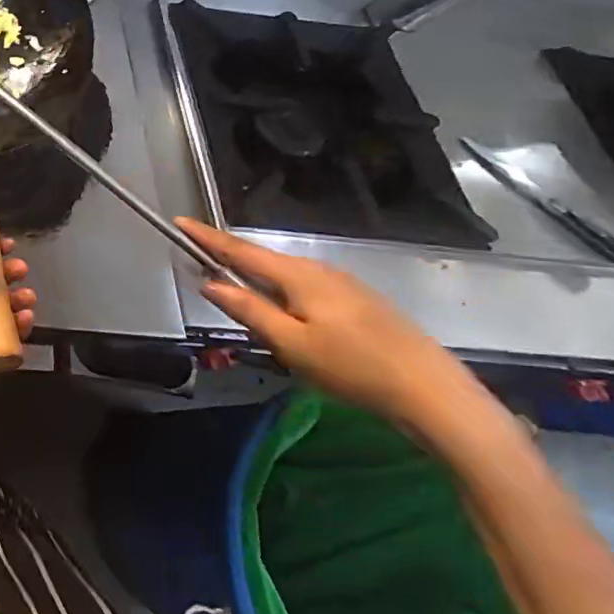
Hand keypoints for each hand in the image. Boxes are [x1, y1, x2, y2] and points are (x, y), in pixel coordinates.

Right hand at [177, 218, 486, 426]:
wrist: (432, 392)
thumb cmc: (353, 368)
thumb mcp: (291, 344)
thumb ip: (248, 310)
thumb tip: (211, 283)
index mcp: (299, 277)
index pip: (241, 250)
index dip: (208, 237)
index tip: (181, 221)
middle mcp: (320, 270)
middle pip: (263, 260)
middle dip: (230, 259)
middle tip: (200, 264)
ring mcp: (343, 284)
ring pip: (285, 276)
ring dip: (256, 280)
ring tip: (237, 296)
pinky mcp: (358, 301)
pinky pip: (305, 287)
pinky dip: (281, 292)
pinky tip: (284, 315)